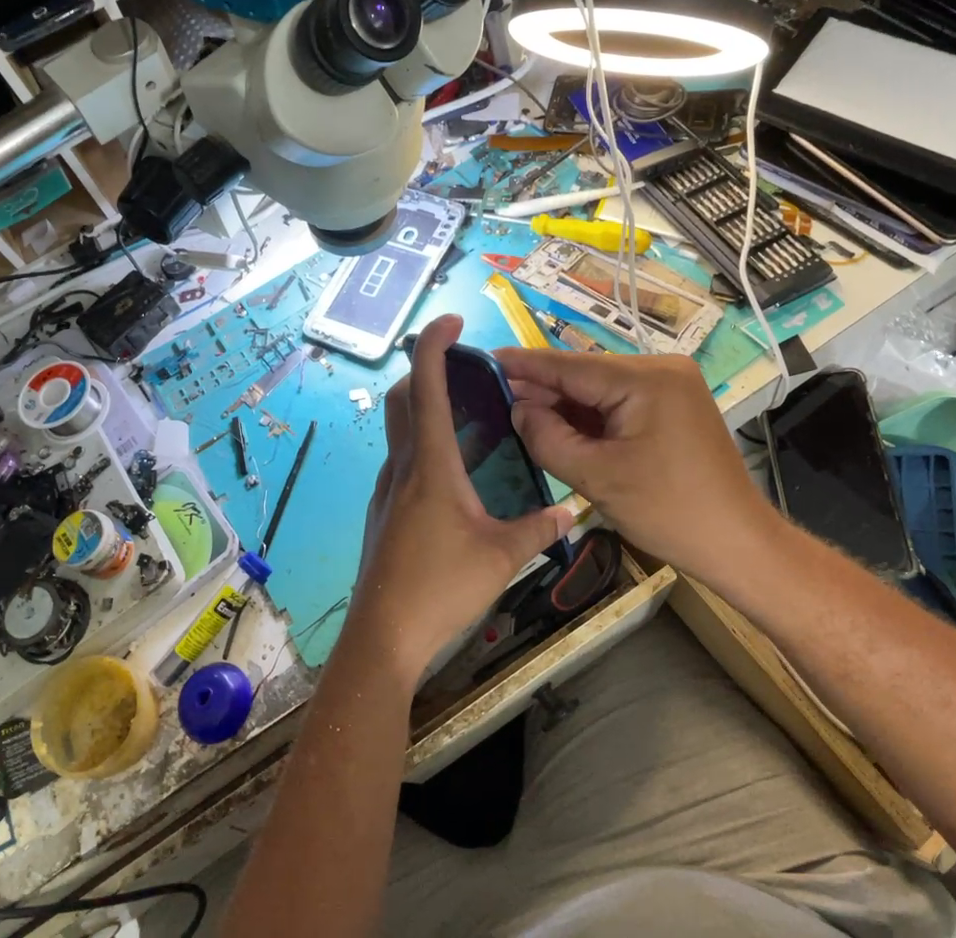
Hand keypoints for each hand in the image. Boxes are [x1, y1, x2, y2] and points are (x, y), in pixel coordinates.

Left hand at [350, 316, 574, 681]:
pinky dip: (425, 447)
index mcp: (430, 466)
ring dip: (425, 410)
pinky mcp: (383, 514)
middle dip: (425, 370)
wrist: (384, 635)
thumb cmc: (441, 588)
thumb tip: (571, 512)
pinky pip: (403, 463)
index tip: (450, 320)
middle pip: (402, 400)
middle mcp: (402, 469)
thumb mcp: (500, 557)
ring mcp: (387, 491)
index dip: (433, 345)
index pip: (425, 387)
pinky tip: (455, 476)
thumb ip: (537, 529)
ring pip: (400, 432)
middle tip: (464, 368)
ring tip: (469, 417)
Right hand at [496, 348, 780, 579]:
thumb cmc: (667, 511)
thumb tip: (518, 409)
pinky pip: (620, 403)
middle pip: (586, 374)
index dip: (525, 365)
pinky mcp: (674, 407)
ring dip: (564, 404)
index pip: (571, 366)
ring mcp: (672, 387)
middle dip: (542, 388)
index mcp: (646, 379)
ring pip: (601, 390)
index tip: (486, 360)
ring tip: (517, 411)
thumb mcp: (596, 476)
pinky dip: (590, 416)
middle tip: (493, 396)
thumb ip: (548, 438)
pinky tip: (558, 424)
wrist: (735, 542)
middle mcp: (662, 369)